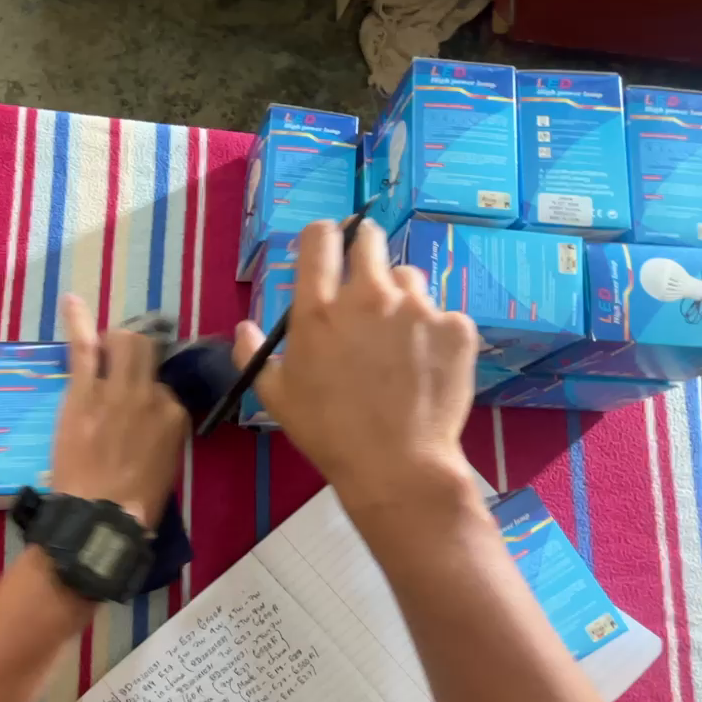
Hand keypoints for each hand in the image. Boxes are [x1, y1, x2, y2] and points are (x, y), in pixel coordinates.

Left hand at [52, 294, 187, 528]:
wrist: (99, 517)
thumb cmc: (134, 506)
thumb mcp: (166, 469)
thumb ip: (161, 436)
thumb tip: (148, 423)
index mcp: (175, 416)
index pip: (164, 386)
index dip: (148, 390)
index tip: (136, 404)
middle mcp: (151, 395)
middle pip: (148, 352)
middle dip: (136, 351)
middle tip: (123, 360)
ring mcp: (118, 390)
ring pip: (124, 342)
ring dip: (115, 339)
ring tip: (106, 341)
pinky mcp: (84, 394)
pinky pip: (85, 348)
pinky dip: (78, 322)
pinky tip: (71, 302)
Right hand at [234, 219, 480, 525]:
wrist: (396, 464)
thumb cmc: (327, 432)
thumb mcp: (275, 396)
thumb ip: (254, 354)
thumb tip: (246, 327)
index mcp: (319, 311)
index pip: (321, 239)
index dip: (322, 238)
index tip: (326, 249)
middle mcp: (369, 297)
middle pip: (369, 240)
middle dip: (363, 252)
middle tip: (363, 286)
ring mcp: (418, 309)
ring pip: (407, 278)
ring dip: (398, 296)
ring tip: (394, 337)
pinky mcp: (456, 326)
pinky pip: (440, 313)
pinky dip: (430, 330)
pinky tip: (421, 363)